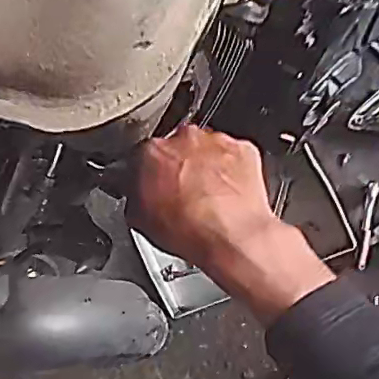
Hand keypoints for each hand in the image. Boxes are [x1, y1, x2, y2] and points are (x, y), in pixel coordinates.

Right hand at [131, 128, 334, 320]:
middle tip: (180, 195)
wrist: (233, 238)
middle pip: (176, 149)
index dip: (147, 175)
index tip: (151, 186)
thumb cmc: (191, 230)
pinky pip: (232, 157)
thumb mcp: (142, 221)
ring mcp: (216, 143)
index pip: (141, 156)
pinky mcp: (244, 150)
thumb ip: (135, 198)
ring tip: (205, 199)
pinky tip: (225, 195)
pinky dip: (229, 171)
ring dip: (203, 169)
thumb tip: (137, 200)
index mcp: (152, 152)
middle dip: (177, 168)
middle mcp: (184, 140)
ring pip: (204, 151)